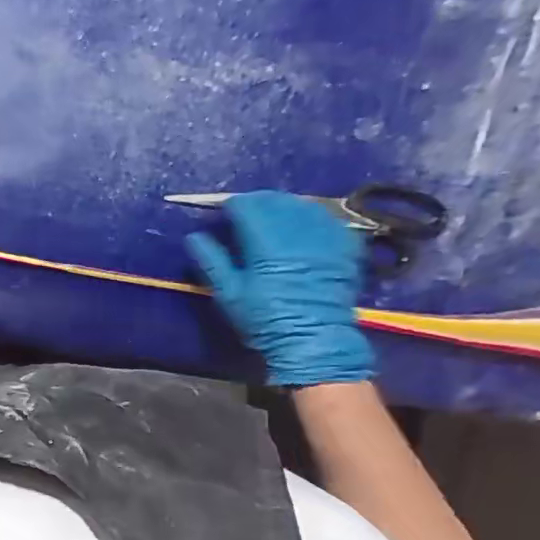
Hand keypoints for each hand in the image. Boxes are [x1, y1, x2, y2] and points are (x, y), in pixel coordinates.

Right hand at [183, 190, 373, 387]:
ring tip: (271, 226)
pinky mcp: (345, 244)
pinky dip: (308, 220)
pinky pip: (325, 219)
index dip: (229, 207)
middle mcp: (297, 230)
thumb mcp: (228, 293)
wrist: (314, 341)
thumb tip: (194, 236)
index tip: (222, 219)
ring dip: (282, 209)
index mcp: (265, 241)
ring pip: (300, 204)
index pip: (244, 204)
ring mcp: (326, 235)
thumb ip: (211, 260)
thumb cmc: (265, 319)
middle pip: (273, 199)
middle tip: (243, 221)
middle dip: (254, 204)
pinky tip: (301, 234)